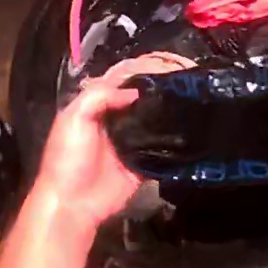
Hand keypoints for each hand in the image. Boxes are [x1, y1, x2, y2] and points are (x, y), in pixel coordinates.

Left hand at [28, 53, 193, 239]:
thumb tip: (137, 91)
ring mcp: (134, 138)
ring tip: (198, 95)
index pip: (127, 74)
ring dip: (175, 105)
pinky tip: (193, 125)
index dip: (148, 65)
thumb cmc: (68, 158)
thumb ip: (100, 96)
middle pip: (146, 91)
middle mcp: (119, 115)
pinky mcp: (145, 160)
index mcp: (99, 101)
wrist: (73, 204)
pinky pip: (164, 144)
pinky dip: (177, 135)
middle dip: (166, 81)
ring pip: (157, 115)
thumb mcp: (74, 118)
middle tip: (191, 76)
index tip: (173, 63)